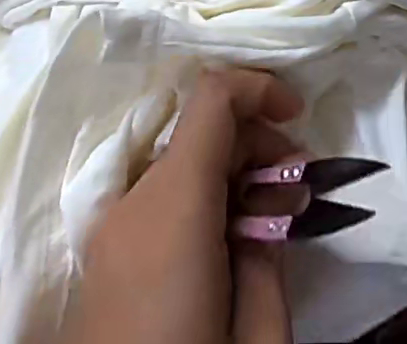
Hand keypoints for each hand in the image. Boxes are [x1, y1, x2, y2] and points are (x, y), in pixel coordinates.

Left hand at [62, 68, 304, 343]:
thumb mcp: (255, 334)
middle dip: (255, 138)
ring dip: (232, 168)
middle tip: (296, 184)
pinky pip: (161, 194)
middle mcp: (134, 198)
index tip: (299, 113)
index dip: (258, 87)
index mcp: (172, 205)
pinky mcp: (107, 249)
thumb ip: (267, 257)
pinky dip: (202, 193)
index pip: (210, 99)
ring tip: (272, 215)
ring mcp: (112, 223)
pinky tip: (231, 235)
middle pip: (200, 128)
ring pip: (181, 159)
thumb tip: (266, 214)